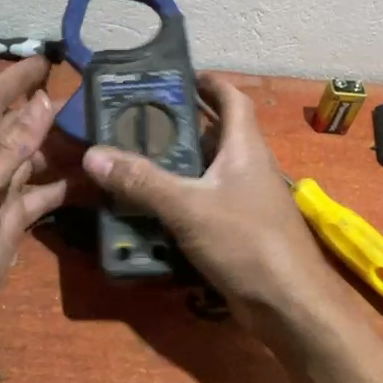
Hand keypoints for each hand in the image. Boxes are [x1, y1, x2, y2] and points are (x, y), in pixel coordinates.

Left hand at [0, 56, 67, 376]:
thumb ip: (8, 148)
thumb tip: (42, 102)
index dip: (17, 78)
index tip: (48, 60)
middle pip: (20, 126)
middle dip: (50, 109)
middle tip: (92, 98)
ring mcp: (1, 191)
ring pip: (37, 157)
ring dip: (64, 145)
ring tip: (102, 133)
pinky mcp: (16, 218)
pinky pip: (46, 192)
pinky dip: (69, 184)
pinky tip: (96, 179)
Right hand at [81, 74, 331, 313]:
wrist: (289, 305)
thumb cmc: (247, 242)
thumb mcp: (188, 207)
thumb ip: (141, 181)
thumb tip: (93, 154)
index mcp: (245, 148)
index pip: (231, 100)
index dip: (208, 83)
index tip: (176, 76)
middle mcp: (247, 168)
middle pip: (213, 135)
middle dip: (178, 126)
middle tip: (135, 121)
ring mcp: (244, 202)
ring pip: (205, 173)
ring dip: (175, 166)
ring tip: (132, 160)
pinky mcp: (237, 232)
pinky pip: (202, 206)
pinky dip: (177, 202)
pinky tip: (147, 209)